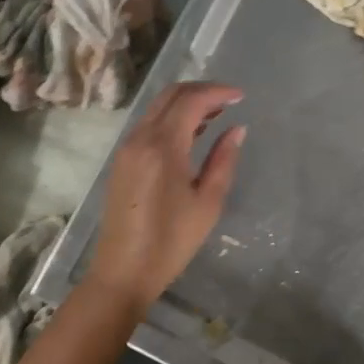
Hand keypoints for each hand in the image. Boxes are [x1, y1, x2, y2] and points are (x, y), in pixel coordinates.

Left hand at [86, 82, 246, 315]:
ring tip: (216, 114)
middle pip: (171, 95)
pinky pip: (149, 123)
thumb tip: (236, 129)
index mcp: (162, 147)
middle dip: (202, 90)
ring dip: (186, 102)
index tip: (241, 96)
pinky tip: (192, 131)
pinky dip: (172, 117)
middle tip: (229, 101)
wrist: (123, 273)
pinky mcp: (122, 159)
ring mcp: (127, 147)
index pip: (191, 101)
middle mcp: (140, 138)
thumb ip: (224, 160)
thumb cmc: (171, 242)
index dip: (218, 92)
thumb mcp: (208, 203)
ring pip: (158, 107)